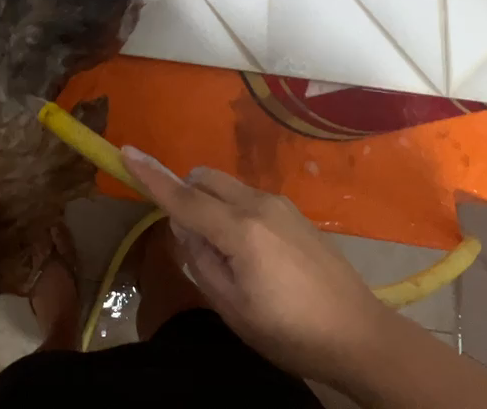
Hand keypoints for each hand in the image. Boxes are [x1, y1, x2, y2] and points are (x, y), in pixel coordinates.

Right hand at [123, 150, 396, 387]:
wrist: (360, 335)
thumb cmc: (290, 332)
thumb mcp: (233, 308)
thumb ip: (200, 261)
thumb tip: (184, 227)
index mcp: (240, 231)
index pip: (183, 198)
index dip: (152, 177)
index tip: (126, 152)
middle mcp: (258, 204)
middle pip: (203, 179)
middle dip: (184, 194)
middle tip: (193, 242)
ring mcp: (279, 204)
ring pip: (225, 186)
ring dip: (210, 204)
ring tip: (226, 255)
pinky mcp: (294, 212)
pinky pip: (246, 197)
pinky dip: (232, 211)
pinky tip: (251, 254)